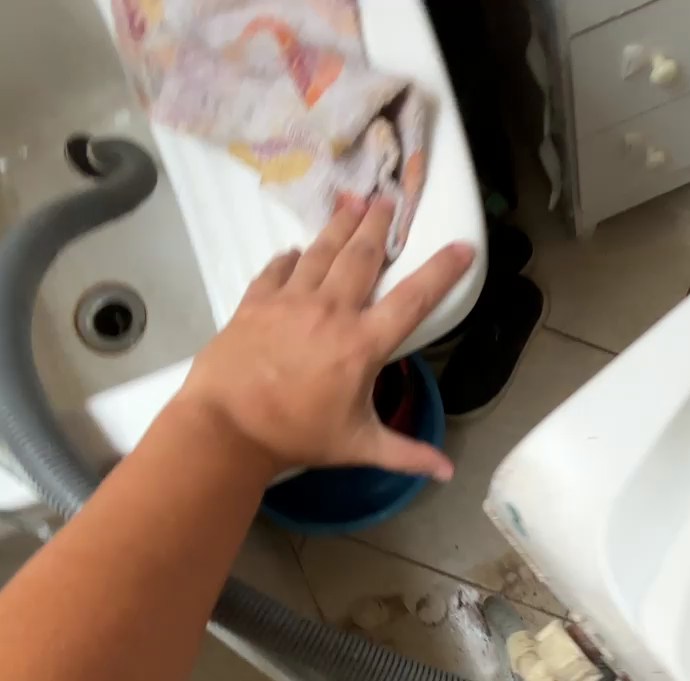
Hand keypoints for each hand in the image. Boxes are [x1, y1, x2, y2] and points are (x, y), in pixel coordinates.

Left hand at [170, 198, 474, 480]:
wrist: (227, 427)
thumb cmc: (298, 436)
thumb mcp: (360, 446)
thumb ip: (408, 455)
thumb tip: (448, 473)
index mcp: (362, 344)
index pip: (413, 300)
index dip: (442, 271)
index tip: (462, 247)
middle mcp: (330, 311)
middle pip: (362, 256)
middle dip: (380, 225)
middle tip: (389, 199)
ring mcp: (290, 301)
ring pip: (322, 252)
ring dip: (341, 225)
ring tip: (353, 202)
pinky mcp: (256, 302)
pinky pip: (278, 269)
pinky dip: (292, 258)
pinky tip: (297, 253)